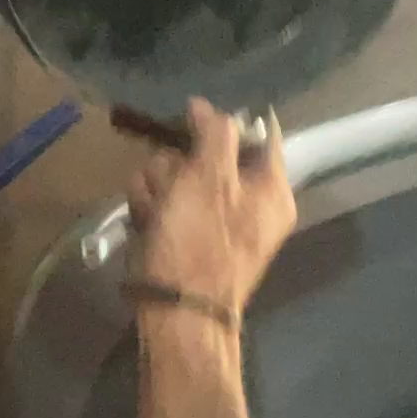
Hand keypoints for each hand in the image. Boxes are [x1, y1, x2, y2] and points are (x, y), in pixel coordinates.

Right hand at [128, 98, 296, 312]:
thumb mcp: (210, 179)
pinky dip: (149, 206)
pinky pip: (162, 199)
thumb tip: (208, 107)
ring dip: (156, 185)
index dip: (226, 122)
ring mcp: (213, 218)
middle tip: (172, 181)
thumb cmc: (199, 241)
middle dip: (176, 162)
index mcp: (269, 189)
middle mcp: (247, 202)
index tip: (194, 116)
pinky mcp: (184, 232)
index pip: (260, 135)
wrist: (175, 310)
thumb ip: (215, 135)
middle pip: (204, 152)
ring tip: (155, 209)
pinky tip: (147, 222)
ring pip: (174, 173)